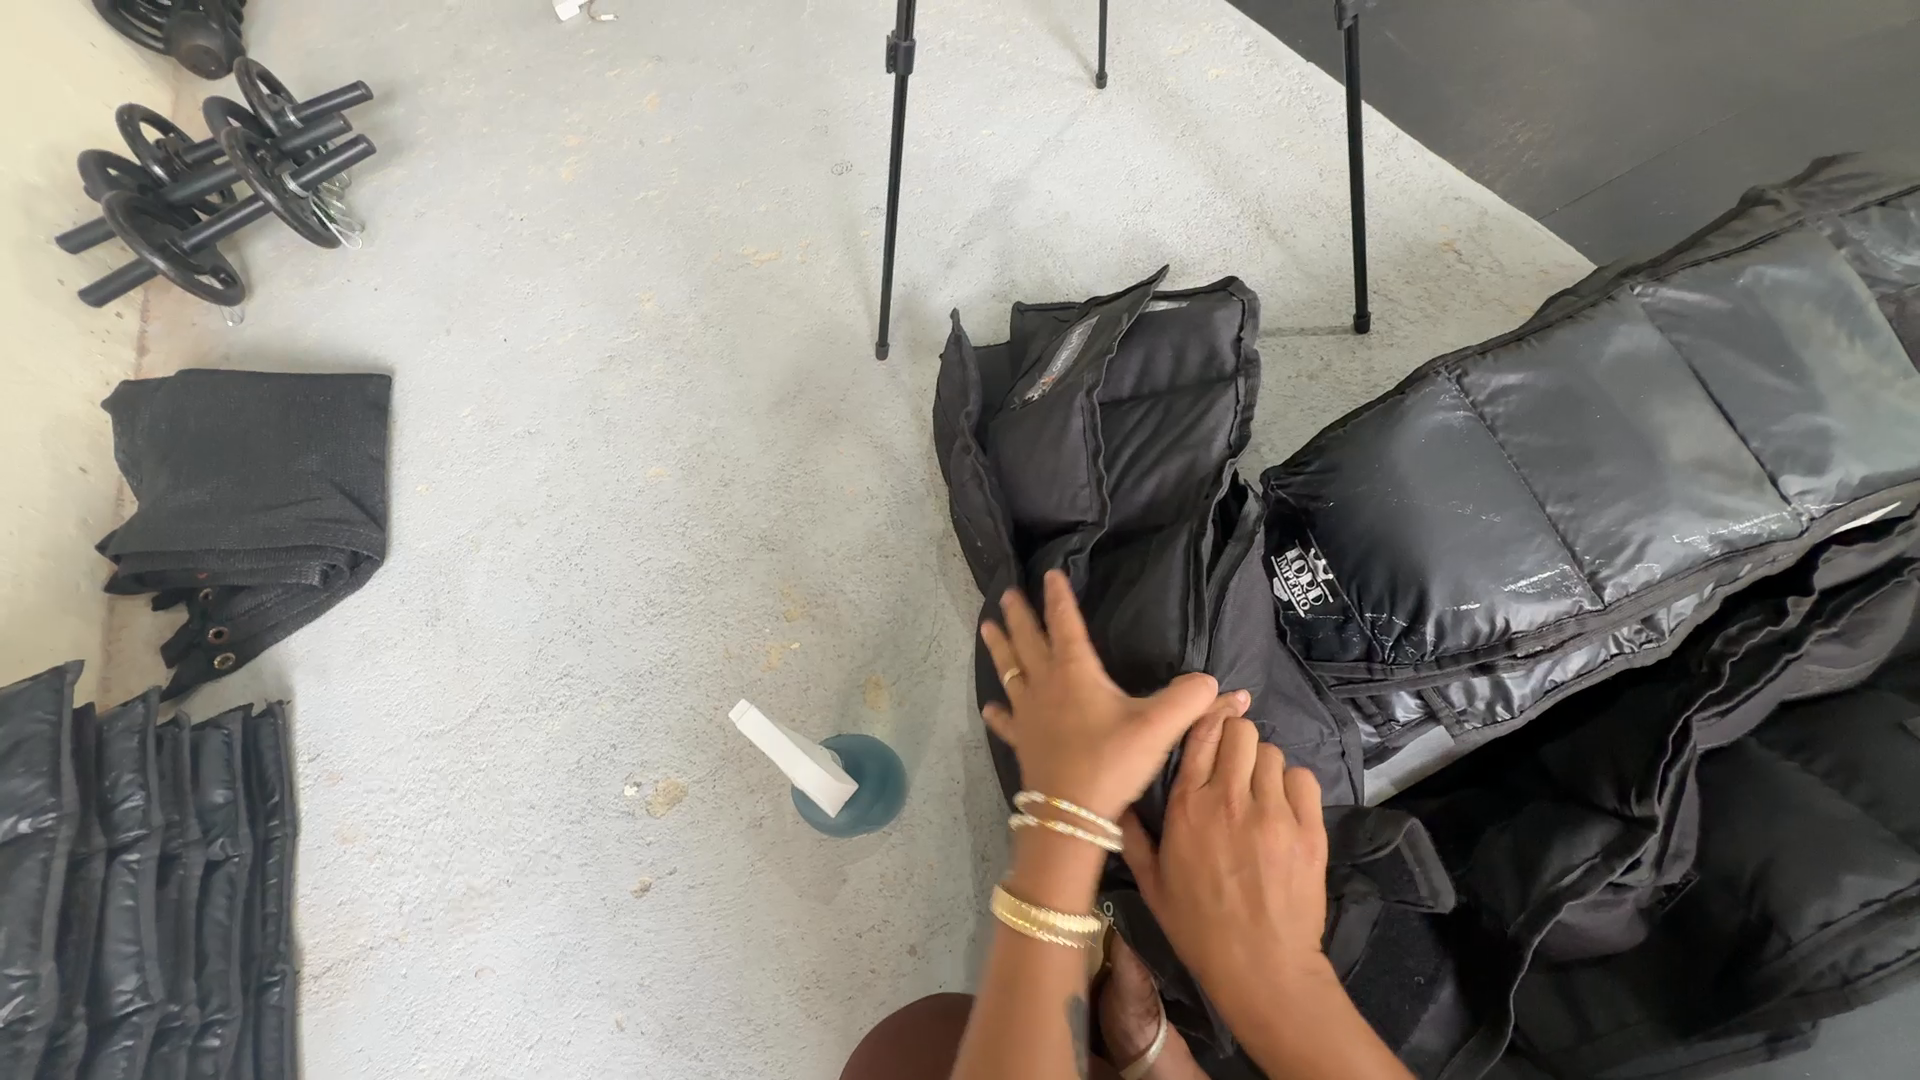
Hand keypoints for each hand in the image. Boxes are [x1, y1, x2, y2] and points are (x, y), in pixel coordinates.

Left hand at [980, 570, 1228, 821]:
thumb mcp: (1159, 727)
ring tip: (987, 627)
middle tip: (1006, 593)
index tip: (1050, 573)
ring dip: (999, 648)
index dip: (1059, 597)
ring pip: (1009, 671)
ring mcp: (1028, 713)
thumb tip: (1212, 681)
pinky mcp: (1022, 741)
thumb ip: (1189, 699)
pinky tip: (991, 706)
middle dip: (1019, 615)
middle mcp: (1046, 684)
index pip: (1065, 623)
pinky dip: (998, 711)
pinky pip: (1005, 720)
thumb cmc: (1111, 762)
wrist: (1070, 813)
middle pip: (1028, 640)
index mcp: (1074, 671)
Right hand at [1120, 713, 1332, 1014]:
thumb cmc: (1198, 926)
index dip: (1209, 715)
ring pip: (1271, 752)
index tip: (1213, 712)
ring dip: (1262, 763)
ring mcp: (1273, 814)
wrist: (1261, 969)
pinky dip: (1293, 783)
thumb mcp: (1151, 882)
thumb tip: (1116, 799)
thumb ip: (1131, 834)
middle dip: (1236, 738)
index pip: (1201, 734)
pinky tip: (1283, 804)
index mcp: (1187, 806)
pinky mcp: (1309, 831)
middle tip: (1233, 763)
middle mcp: (1228, 799)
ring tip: (1258, 788)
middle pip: (1240, 732)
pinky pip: (1303, 779)